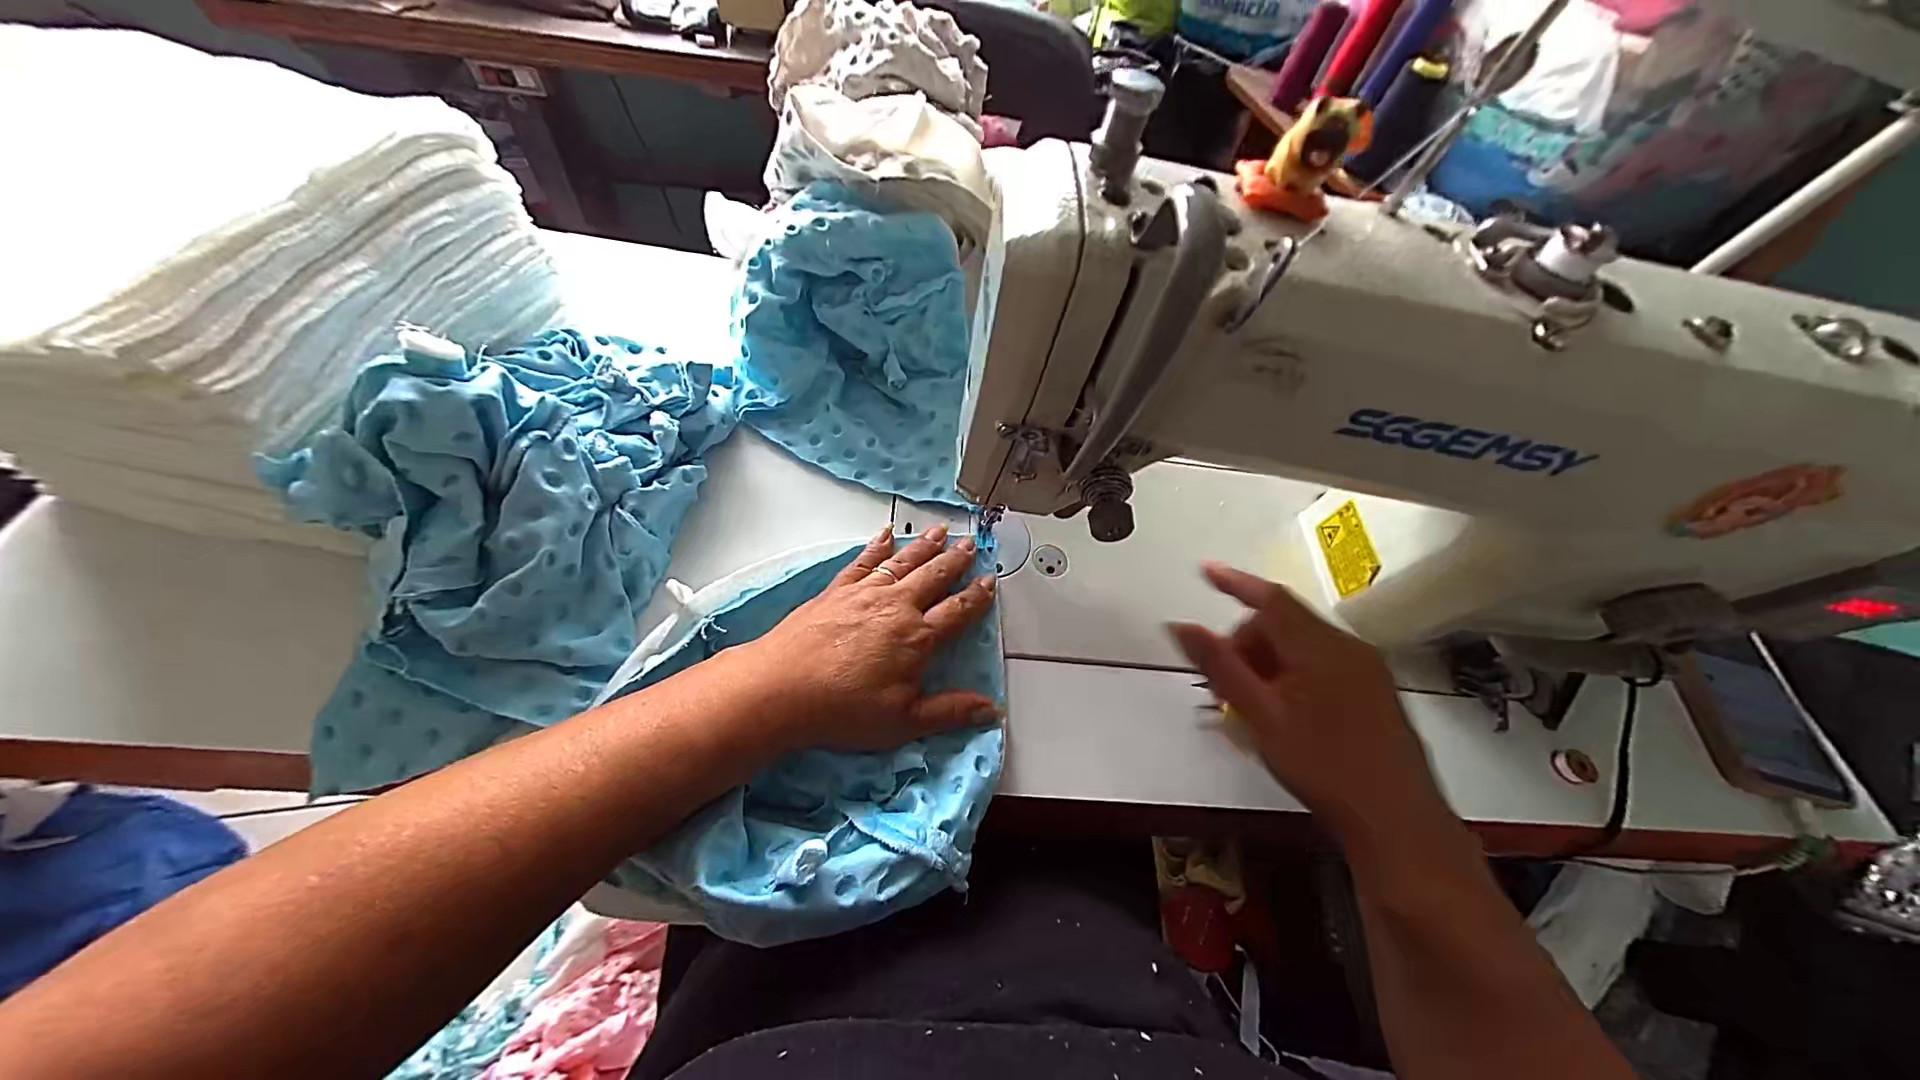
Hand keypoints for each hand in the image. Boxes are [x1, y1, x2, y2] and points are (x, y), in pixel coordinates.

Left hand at [727, 524, 998, 752]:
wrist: (781, 688)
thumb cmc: (843, 709)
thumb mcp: (904, 721)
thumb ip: (950, 711)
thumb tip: (991, 709)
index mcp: (918, 637)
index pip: (957, 611)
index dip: (976, 596)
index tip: (989, 581)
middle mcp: (895, 607)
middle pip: (933, 577)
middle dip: (955, 560)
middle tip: (970, 545)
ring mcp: (864, 595)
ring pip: (902, 563)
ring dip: (924, 546)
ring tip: (940, 532)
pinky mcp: (836, 591)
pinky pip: (863, 562)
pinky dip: (876, 547)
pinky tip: (885, 535)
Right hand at [1168, 563, 1452, 841]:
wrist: (1396, 820)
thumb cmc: (1324, 768)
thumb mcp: (1259, 716)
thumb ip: (1219, 666)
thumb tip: (1182, 626)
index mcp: (1320, 649)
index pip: (1270, 600)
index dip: (1234, 582)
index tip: (1206, 569)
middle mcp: (1347, 648)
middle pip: (1282, 624)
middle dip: (1245, 645)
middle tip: (1224, 688)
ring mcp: (1366, 669)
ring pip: (1300, 645)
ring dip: (1266, 663)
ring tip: (1250, 707)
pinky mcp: (1374, 689)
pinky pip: (1321, 663)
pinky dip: (1291, 674)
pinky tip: (1281, 711)